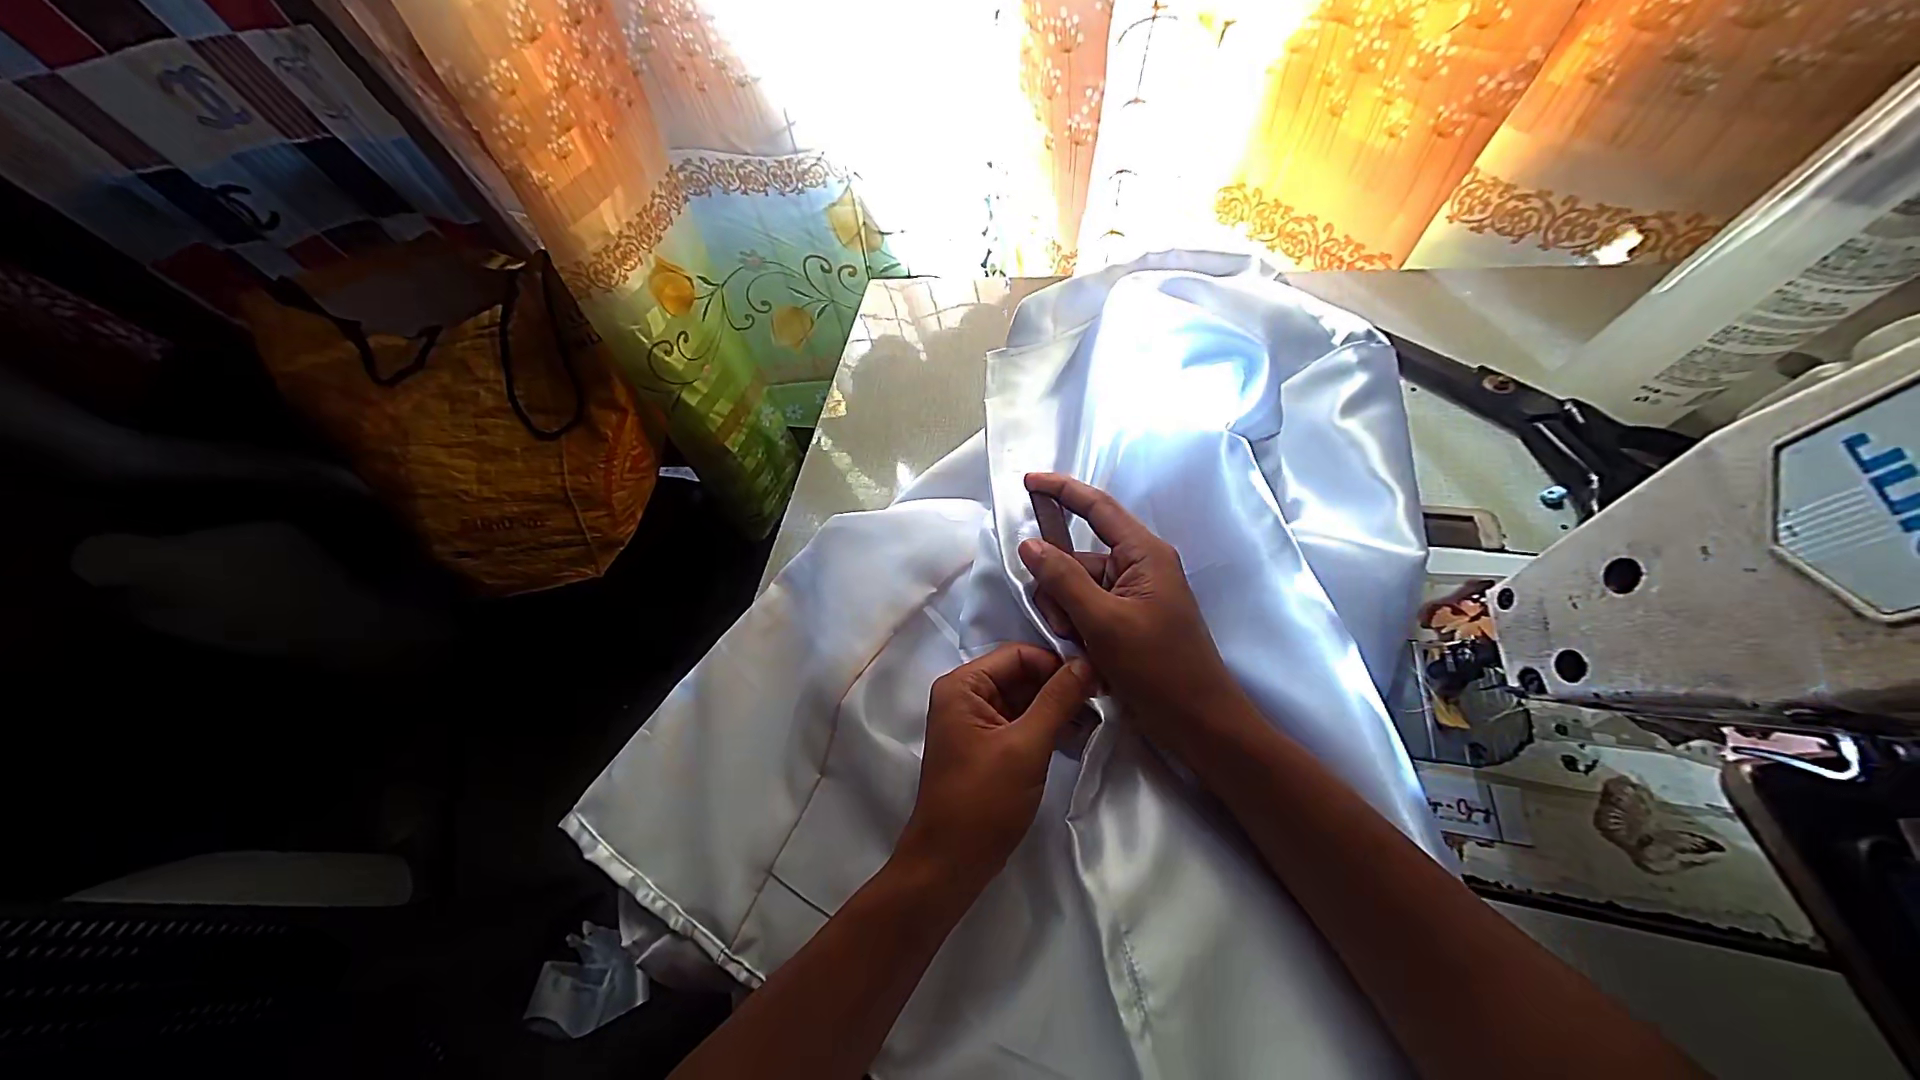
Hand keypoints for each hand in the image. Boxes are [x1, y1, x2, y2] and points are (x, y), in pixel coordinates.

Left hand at [898, 644, 1092, 884]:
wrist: (951, 863)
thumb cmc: (983, 800)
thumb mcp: (1025, 746)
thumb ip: (1057, 700)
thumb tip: (1086, 663)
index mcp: (963, 685)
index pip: (1018, 654)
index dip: (1057, 663)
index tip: (1097, 679)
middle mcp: (966, 696)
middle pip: (1022, 675)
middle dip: (1061, 686)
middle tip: (1104, 699)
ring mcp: (976, 722)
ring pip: (1025, 699)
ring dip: (1058, 707)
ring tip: (1097, 720)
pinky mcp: (988, 746)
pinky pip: (1022, 722)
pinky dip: (1048, 727)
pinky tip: (1079, 736)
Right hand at [1017, 472, 1244, 762]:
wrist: (1200, 724)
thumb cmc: (1158, 669)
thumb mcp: (1103, 622)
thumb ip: (1063, 579)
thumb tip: (1029, 544)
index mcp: (1144, 554)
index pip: (1097, 507)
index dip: (1061, 491)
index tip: (1028, 481)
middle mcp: (1139, 568)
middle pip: (1077, 558)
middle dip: (1058, 587)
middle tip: (1065, 626)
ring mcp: (1134, 597)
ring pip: (1077, 589)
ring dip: (1067, 614)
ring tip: (1081, 648)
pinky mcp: (1128, 622)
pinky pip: (1088, 611)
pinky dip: (1079, 629)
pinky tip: (1088, 657)